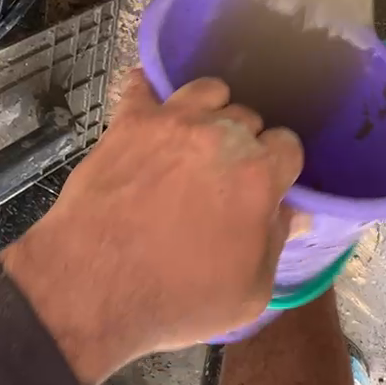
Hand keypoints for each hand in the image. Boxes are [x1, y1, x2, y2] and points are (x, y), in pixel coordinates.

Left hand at [0, 71, 303, 384]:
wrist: (91, 289)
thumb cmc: (175, 300)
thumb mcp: (248, 294)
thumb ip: (276, 243)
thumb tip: (293, 212)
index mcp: (258, 175)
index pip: (288, 145)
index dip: (278, 167)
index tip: (264, 187)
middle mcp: (222, 135)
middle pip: (249, 117)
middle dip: (243, 143)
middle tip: (222, 175)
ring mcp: (174, 120)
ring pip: (209, 90)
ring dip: (208, 111)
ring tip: (193, 139)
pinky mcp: (131, 119)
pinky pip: (143, 85)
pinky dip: (149, 92)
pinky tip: (149, 107)